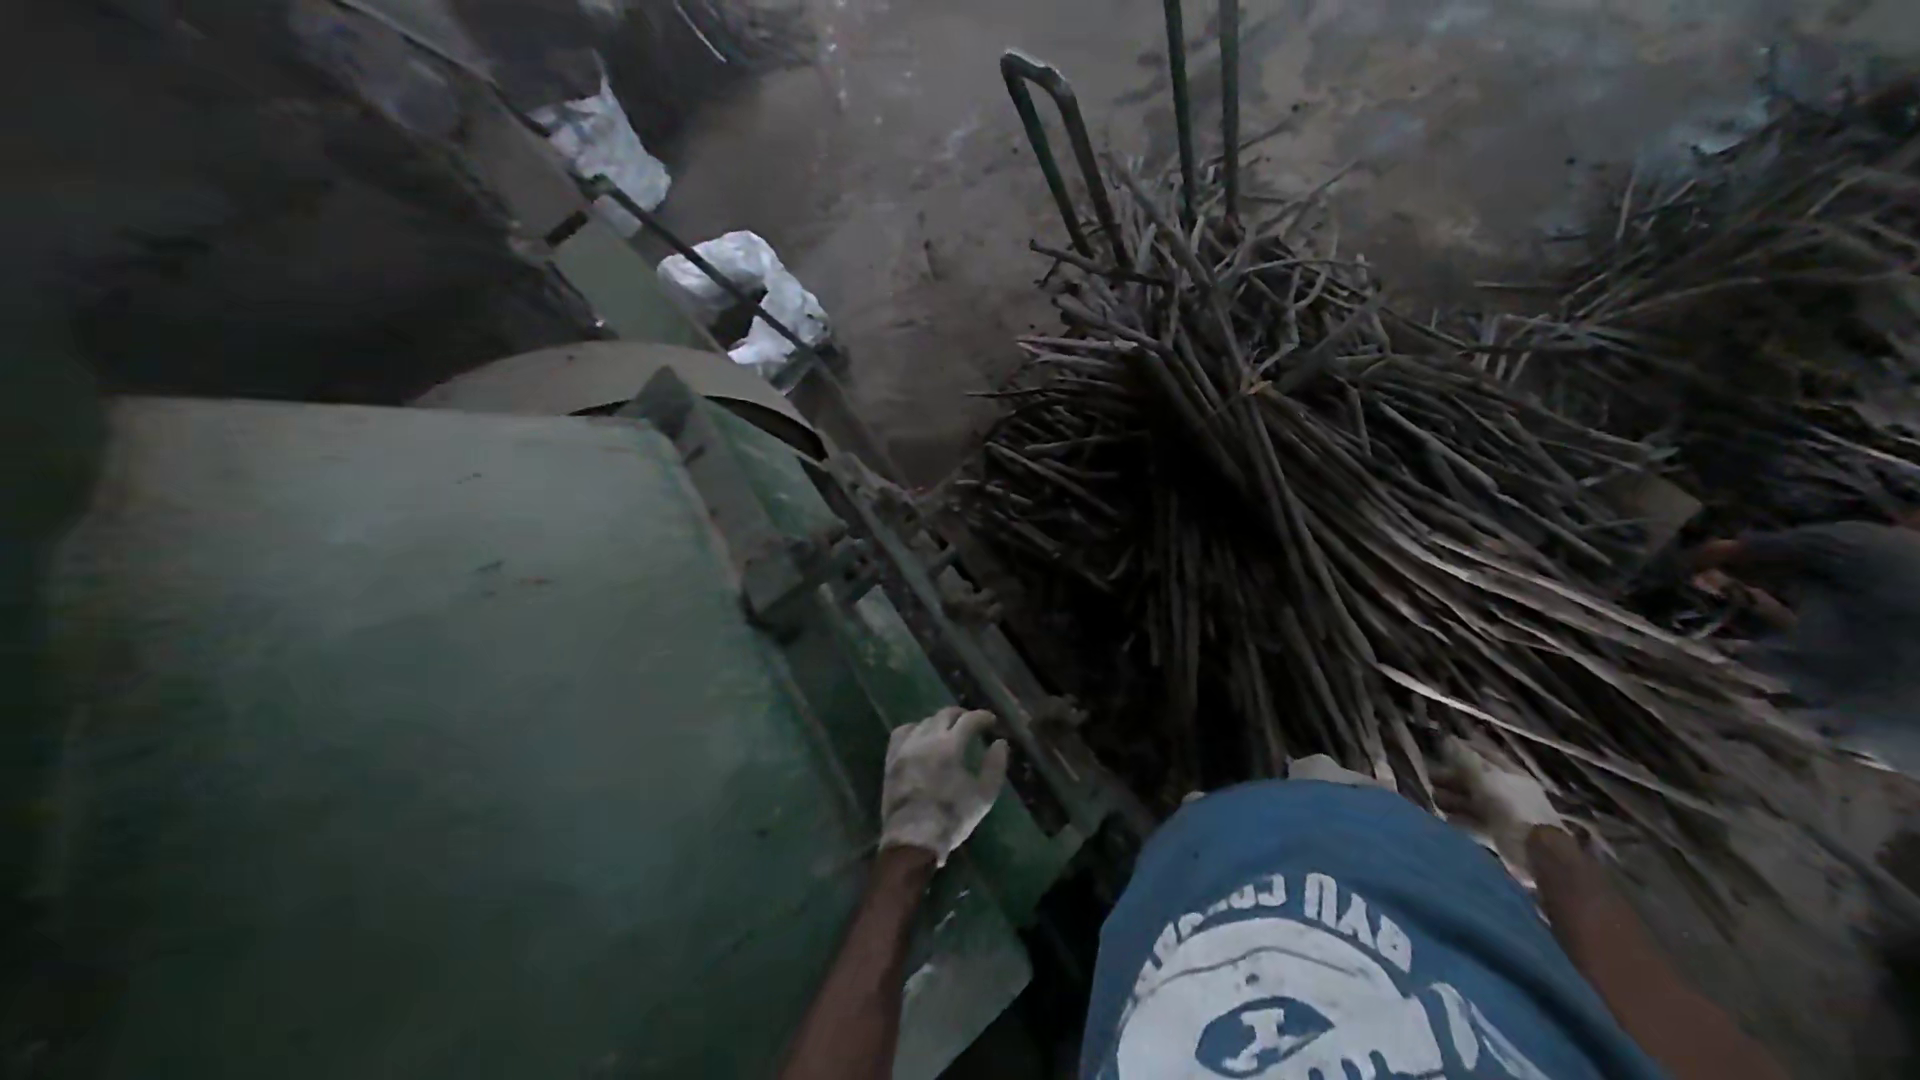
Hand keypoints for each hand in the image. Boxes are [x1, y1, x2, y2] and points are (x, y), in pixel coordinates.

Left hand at [879, 707, 1009, 865]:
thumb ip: (995, 766)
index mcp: (950, 746)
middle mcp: (926, 740)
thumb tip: (1000, 743)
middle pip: (945, 715)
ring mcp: (906, 747)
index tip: (991, 721)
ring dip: (939, 722)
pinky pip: (902, 732)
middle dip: (961, 715)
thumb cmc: (952, 819)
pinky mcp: (892, 758)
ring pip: (924, 722)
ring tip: (948, 730)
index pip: (969, 720)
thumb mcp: (984, 796)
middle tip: (971, 723)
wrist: (913, 840)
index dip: (983, 717)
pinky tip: (921, 736)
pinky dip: (915, 729)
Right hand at [1432, 738, 1562, 880]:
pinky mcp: (1499, 834)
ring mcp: (1504, 813)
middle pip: (1474, 779)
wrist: (1534, 851)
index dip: (1464, 748)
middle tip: (1430, 778)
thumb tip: (1448, 738)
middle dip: (1451, 778)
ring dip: (1452, 800)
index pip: (1485, 754)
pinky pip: (1475, 822)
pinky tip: (1446, 819)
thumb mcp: (1484, 776)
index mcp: (1509, 773)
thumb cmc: (1509, 806)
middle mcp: (1507, 791)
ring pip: (1472, 801)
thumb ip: (1464, 758)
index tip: (1440, 746)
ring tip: (1435, 800)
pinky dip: (1460, 820)